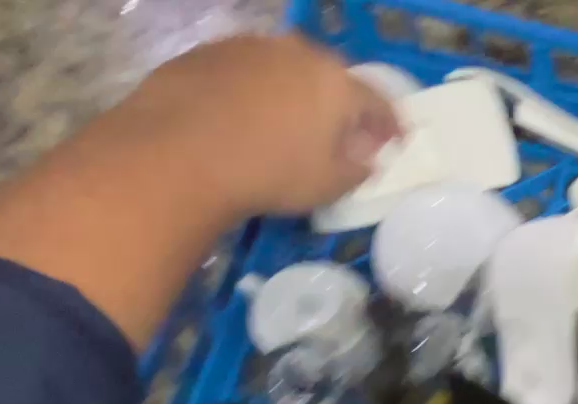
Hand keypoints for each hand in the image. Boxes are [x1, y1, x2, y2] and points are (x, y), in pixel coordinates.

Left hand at [118, 35, 399, 215]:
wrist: (180, 151)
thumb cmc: (273, 171)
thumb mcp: (332, 184)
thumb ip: (359, 167)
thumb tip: (365, 154)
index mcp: (337, 83)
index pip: (378, 102)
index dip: (391, 125)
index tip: (396, 142)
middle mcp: (298, 52)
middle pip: (333, 79)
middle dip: (344, 106)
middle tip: (345, 135)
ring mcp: (250, 46)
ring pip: (289, 71)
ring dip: (299, 95)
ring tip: (295, 127)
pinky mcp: (209, 51)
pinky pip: (251, 73)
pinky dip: (260, 93)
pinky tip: (251, 120)